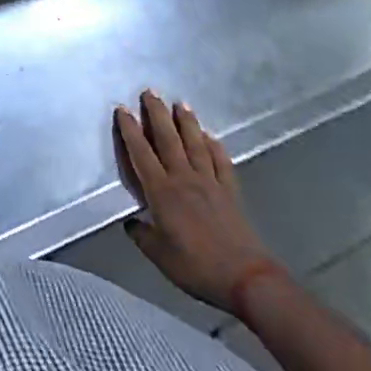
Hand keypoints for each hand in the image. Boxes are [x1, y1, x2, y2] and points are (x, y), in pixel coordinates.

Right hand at [115, 90, 277, 313]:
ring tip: (181, 104)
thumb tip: (131, 223)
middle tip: (150, 91)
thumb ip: (142, 235)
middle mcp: (183, 179)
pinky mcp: (231, 193)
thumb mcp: (159, 255)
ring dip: (187, 123)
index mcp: (161, 192)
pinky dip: (215, 148)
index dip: (130, 130)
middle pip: (168, 139)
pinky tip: (211, 137)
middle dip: (157, 113)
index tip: (122, 109)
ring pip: (195, 145)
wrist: (249, 280)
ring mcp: (210, 183)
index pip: (141, 153)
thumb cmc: (197, 267)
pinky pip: (221, 164)